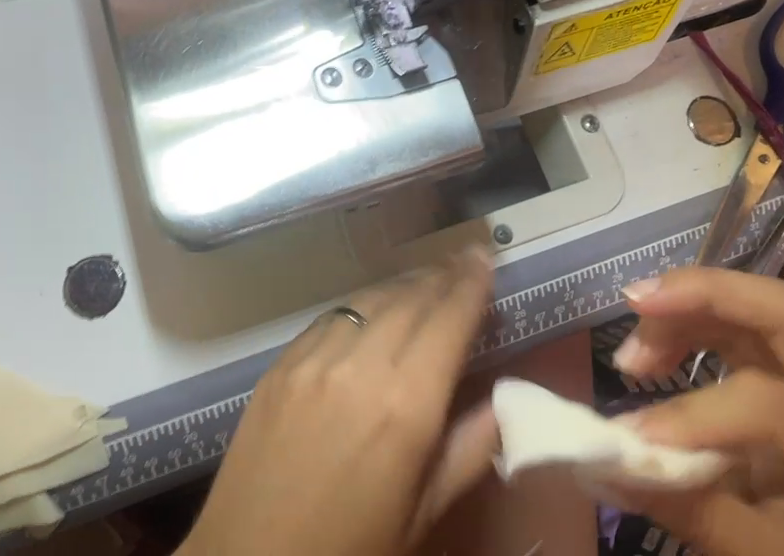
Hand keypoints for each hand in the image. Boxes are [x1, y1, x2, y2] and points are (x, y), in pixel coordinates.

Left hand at [180, 250, 500, 555]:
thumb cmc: (351, 548)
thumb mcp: (424, 512)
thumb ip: (469, 449)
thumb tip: (503, 400)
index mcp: (406, 404)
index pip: (449, 320)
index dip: (471, 284)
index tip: (485, 256)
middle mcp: (360, 364)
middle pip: (411, 299)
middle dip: (442, 276)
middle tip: (464, 260)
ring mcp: (313, 358)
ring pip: (368, 299)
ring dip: (403, 285)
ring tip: (425, 281)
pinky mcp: (279, 363)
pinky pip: (330, 318)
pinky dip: (361, 306)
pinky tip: (370, 312)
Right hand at [610, 268, 783, 555]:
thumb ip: (695, 511)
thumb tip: (609, 465)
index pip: (776, 406)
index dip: (697, 412)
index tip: (634, 437)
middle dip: (705, 294)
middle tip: (636, 301)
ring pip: (760, 308)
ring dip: (688, 309)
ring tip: (631, 357)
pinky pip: (745, 328)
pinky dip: (693, 324)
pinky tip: (655, 354)